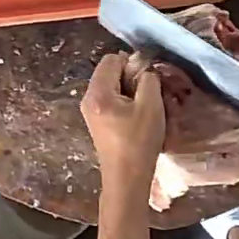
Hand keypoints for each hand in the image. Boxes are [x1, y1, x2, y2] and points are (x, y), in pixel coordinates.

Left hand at [81, 53, 164, 188]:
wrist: (126, 178)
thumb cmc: (139, 141)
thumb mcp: (151, 105)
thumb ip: (148, 79)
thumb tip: (143, 69)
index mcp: (97, 92)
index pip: (112, 59)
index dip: (132, 63)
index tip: (147, 79)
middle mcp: (88, 98)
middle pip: (109, 71)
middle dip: (130, 76)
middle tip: (148, 93)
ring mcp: (89, 111)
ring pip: (110, 85)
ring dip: (129, 90)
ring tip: (143, 106)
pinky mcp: (96, 121)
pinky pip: (109, 99)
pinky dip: (123, 101)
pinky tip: (135, 116)